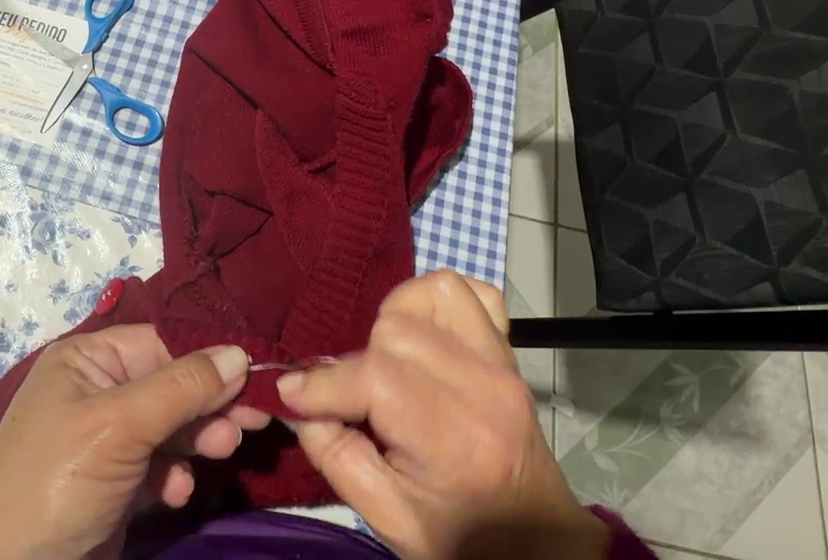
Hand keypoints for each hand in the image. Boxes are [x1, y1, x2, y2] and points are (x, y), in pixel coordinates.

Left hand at [0, 325, 269, 558]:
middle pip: (171, 384)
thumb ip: (183, 387)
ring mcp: (105, 439)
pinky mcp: (113, 482)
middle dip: (209, 403)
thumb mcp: (121, 424)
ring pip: (170, 426)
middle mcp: (97, 391)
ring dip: (198, 439)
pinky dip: (173, 475)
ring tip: (223, 451)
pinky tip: (177, 492)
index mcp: (88, 360)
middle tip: (253, 421)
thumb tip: (239, 353)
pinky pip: (157, 465)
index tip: (253, 376)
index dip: (207, 358)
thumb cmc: (59, 479)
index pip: (161, 343)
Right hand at [278, 271, 610, 559]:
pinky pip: (475, 292)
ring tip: (388, 361)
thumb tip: (298, 401)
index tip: (293, 395)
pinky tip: (425, 330)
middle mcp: (481, 386)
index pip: (374, 378)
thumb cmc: (459, 538)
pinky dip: (439, 301)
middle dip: (358, 361)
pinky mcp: (508, 352)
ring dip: (395, 321)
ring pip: (429, 295)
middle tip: (352, 398)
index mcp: (451, 438)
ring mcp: (500, 362)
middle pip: (396, 331)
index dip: (323, 383)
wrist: (535, 544)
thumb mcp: (387, 517)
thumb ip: (335, 455)